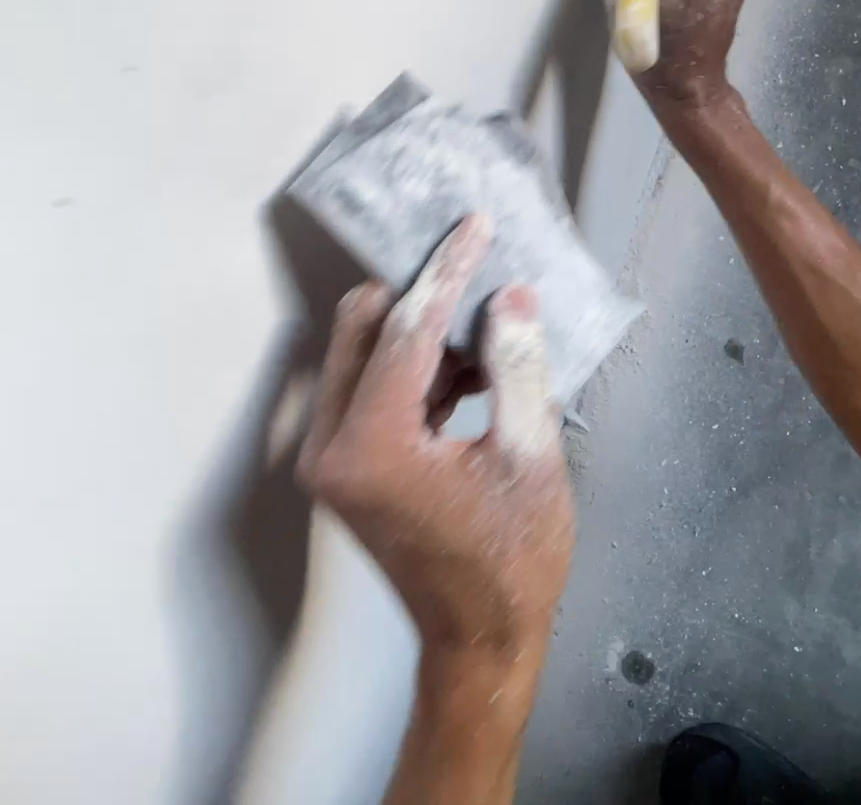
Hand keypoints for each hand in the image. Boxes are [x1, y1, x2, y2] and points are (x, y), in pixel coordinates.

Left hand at [296, 215, 573, 657]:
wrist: (481, 636)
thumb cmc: (514, 556)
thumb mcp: (531, 455)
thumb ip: (518, 367)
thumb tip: (510, 297)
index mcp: (372, 446)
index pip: (406, 330)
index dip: (447, 271)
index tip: (474, 225)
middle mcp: (329, 446)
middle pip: (364, 329)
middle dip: (423, 294)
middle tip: (482, 276)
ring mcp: (329, 458)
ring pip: (365, 353)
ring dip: (425, 332)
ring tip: (491, 337)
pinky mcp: (345, 465)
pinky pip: (374, 386)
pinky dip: (420, 367)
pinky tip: (474, 373)